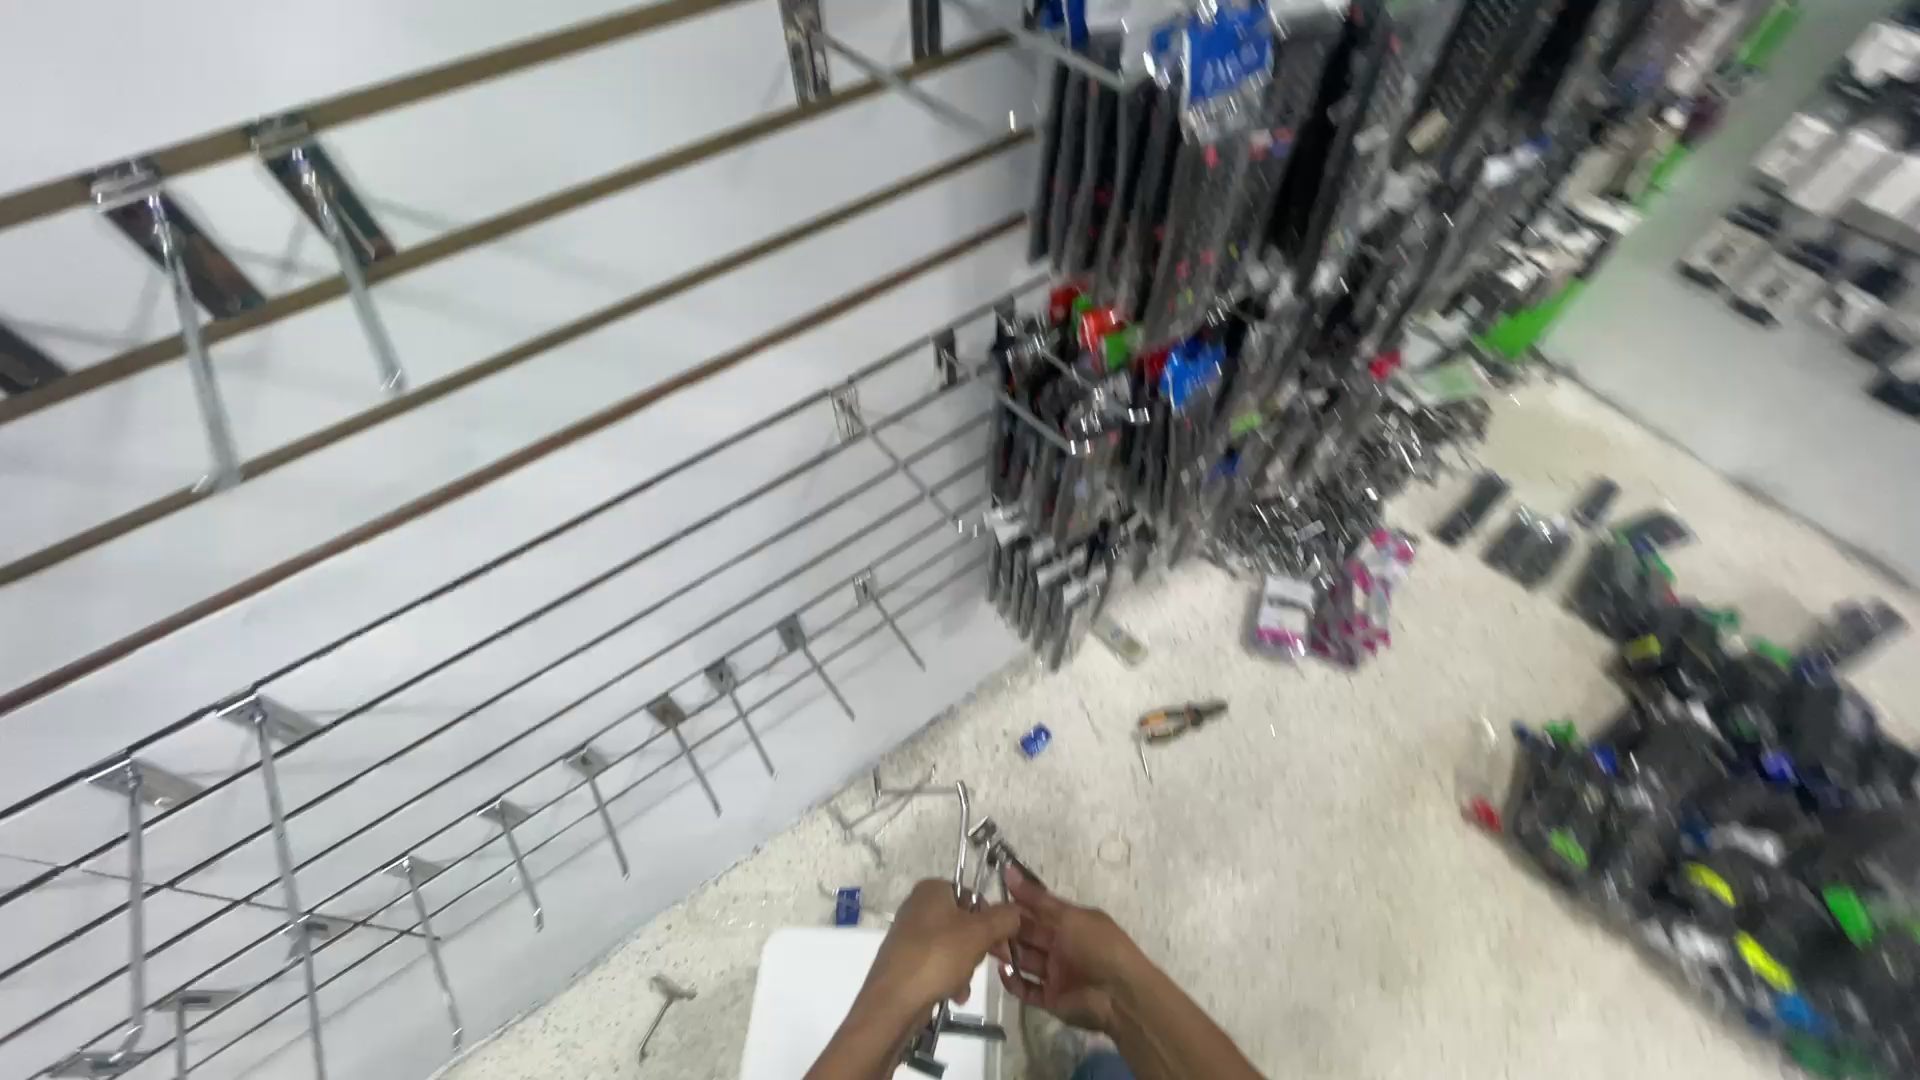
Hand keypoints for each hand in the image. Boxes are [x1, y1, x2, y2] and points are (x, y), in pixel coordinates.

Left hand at [854, 879, 1021, 1024]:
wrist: (893, 1001)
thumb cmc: (937, 956)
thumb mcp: (979, 933)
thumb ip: (1003, 918)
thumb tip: (1017, 911)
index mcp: (932, 889)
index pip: (974, 897)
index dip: (992, 920)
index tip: (1003, 944)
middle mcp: (918, 906)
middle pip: (964, 923)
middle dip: (978, 948)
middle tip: (988, 963)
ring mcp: (909, 934)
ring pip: (953, 946)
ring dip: (965, 967)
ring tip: (963, 984)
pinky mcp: (905, 961)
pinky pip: (937, 964)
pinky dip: (949, 978)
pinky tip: (953, 995)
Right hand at [994, 864, 1141, 1032]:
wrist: (1120, 995)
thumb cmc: (1097, 946)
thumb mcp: (1069, 916)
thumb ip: (1037, 898)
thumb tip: (1008, 870)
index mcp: (1067, 923)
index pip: (1035, 910)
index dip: (1014, 903)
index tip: (990, 897)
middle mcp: (1059, 946)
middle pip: (1027, 935)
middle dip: (1006, 928)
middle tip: (981, 923)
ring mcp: (1055, 973)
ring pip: (1024, 960)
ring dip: (1007, 952)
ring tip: (987, 945)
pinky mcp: (1050, 999)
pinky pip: (1027, 989)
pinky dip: (1014, 982)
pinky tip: (1002, 971)